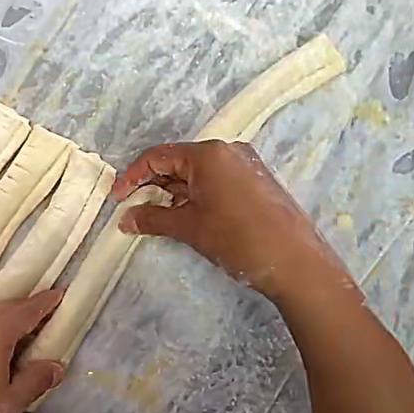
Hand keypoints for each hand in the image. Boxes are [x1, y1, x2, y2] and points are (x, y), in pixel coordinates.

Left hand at [0, 289, 65, 412]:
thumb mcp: (8, 406)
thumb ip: (35, 380)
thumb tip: (55, 366)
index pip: (28, 308)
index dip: (48, 301)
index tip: (65, 293)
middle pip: (8, 308)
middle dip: (31, 311)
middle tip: (54, 319)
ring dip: (10, 324)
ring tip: (33, 339)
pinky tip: (2, 355)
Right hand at [112, 140, 351, 303]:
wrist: (295, 262)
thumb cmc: (238, 239)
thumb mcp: (190, 228)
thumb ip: (153, 218)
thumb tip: (126, 218)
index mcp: (208, 154)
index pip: (158, 156)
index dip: (133, 176)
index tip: (117, 199)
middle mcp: (227, 150)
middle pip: (178, 161)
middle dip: (154, 184)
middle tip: (135, 209)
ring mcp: (245, 164)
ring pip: (198, 172)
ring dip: (175, 191)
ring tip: (160, 216)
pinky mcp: (255, 180)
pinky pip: (217, 179)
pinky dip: (197, 194)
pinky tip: (189, 215)